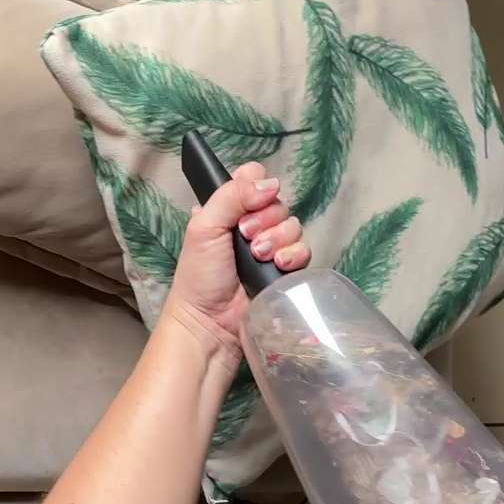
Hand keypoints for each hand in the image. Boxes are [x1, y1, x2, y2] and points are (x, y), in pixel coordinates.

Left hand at [162, 162, 310, 360]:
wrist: (210, 323)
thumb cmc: (200, 275)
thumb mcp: (204, 227)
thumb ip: (231, 196)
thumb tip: (270, 183)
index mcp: (227, 210)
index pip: (254, 180)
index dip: (257, 188)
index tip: (249, 202)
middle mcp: (250, 225)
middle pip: (278, 203)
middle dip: (265, 220)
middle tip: (247, 238)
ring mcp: (269, 248)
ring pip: (293, 226)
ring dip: (279, 239)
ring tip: (259, 256)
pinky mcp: (284, 271)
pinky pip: (303, 251)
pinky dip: (294, 255)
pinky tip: (278, 266)